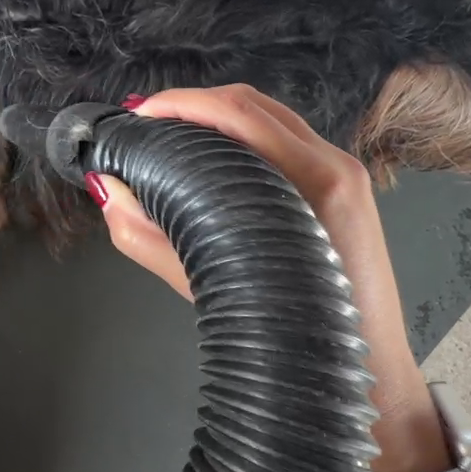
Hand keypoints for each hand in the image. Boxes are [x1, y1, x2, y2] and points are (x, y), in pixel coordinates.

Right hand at [93, 85, 454, 471]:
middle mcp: (335, 165)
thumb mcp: (212, 285)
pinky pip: (280, 132)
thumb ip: (149, 237)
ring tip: (169, 128)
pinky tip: (206, 147)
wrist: (364, 370)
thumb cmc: (299, 333)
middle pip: (252, 102)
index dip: (181, 104)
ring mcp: (343, 170)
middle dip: (191, 101)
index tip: (138, 116)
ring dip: (213, 111)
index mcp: (317, 183)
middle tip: (145, 120)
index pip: (239, 113)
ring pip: (267, 111)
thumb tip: (106, 190)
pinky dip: (236, 127)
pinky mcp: (340, 182)